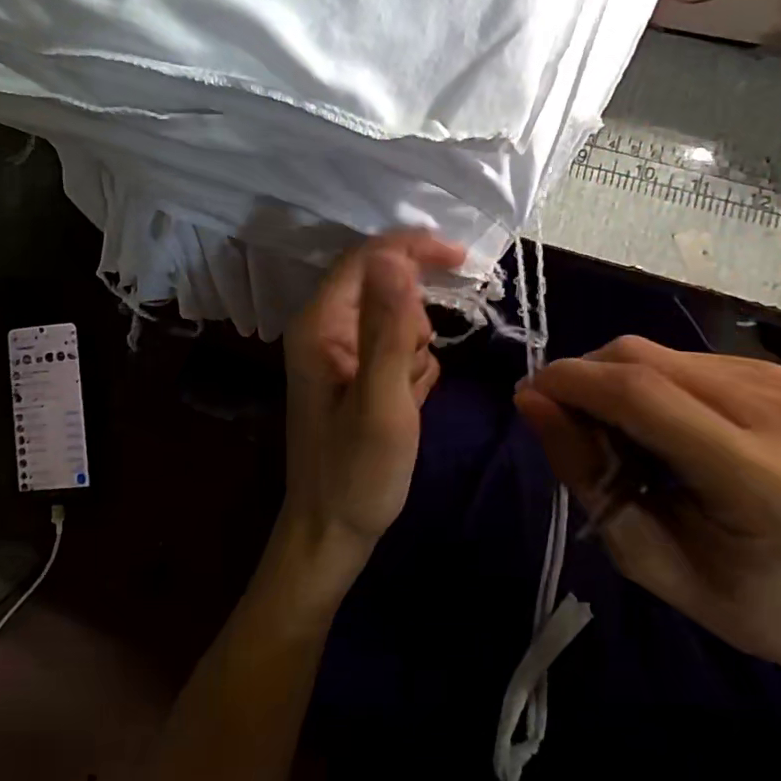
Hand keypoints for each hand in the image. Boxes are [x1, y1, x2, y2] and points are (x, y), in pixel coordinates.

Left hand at [280, 231, 465, 562]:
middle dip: (414, 316)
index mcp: (318, 325)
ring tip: (407, 397)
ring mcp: (339, 353)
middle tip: (418, 362)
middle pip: (382, 286)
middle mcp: (323, 329)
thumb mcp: (381, 399)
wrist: (333, 531)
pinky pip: (397, 348)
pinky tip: (407, 405)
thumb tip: (393, 257)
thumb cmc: (357, 473)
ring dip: (415, 349)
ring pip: (396, 320)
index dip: (412, 249)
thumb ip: (388, 327)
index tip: (462, 259)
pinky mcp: (355, 374)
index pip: (366, 259)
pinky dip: (412, 370)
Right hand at [514, 336, 780, 687]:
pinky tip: (661, 423)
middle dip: (587, 377)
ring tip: (616, 432)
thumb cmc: (740, 598)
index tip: (528, 394)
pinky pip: (689, 358)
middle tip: (562, 419)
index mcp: (765, 483)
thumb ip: (584, 473)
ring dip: (616, 380)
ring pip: (664, 352)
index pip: (644, 396)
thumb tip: (531, 399)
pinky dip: (653, 380)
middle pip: (649, 360)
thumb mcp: (643, 556)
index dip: (573, 382)